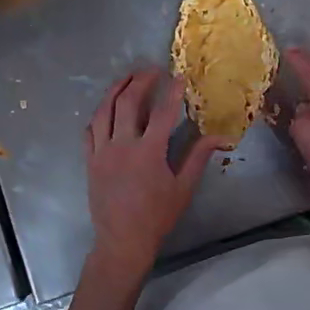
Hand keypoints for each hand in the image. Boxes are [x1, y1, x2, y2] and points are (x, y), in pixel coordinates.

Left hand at [86, 70, 215, 272]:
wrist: (122, 240)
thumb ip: (198, 158)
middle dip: (139, 81)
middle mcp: (121, 146)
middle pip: (127, 102)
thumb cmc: (157, 216)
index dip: (171, 92)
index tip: (178, 76)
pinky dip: (98, 116)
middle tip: (150, 70)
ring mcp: (101, 152)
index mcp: (148, 152)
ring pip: (103, 111)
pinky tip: (105, 109)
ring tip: (126, 79)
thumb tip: (220, 137)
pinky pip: (89, 131)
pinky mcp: (89, 161)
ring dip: (114, 91)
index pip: (162, 113)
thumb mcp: (183, 188)